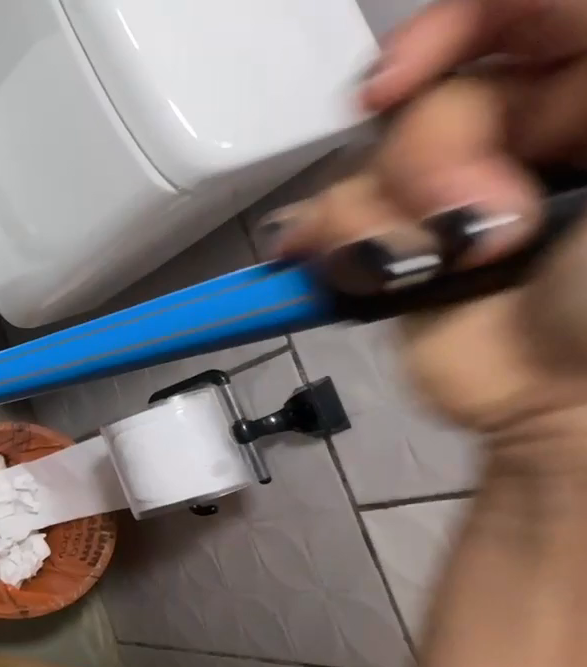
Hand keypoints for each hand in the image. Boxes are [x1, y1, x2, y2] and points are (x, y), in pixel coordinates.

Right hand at [265, 0, 586, 460]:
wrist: (583, 406)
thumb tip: (502, 8)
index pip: (517, 10)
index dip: (452, 27)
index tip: (397, 83)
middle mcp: (542, 127)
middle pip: (435, 91)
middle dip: (433, 156)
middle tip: (484, 222)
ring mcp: (456, 197)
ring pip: (368, 160)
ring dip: (380, 218)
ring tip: (432, 267)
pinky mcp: (392, 253)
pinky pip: (327, 219)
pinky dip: (331, 246)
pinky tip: (366, 272)